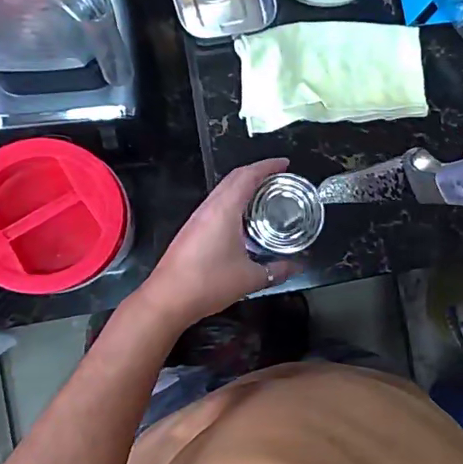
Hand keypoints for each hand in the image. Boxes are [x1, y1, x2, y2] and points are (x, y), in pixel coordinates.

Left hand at [133, 158, 296, 328]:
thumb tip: (295, 267)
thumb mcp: (249, 278)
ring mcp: (197, 219)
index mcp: (223, 210)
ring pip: (222, 192)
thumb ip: (276, 271)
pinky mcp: (191, 231)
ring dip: (243, 188)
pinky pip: (216, 206)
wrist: (167, 299)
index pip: (246, 176)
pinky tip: (244, 219)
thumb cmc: (208, 284)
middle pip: (233, 179)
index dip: (267, 166)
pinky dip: (233, 203)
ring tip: (265, 196)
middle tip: (278, 178)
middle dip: (256, 173)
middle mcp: (208, 208)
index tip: (284, 164)